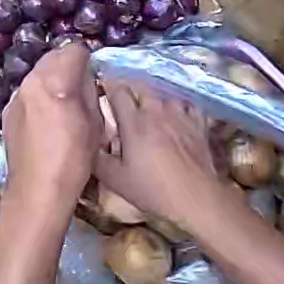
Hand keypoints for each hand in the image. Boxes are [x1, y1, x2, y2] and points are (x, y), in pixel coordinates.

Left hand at [1, 43, 102, 213]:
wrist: (36, 191)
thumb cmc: (73, 160)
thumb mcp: (95, 124)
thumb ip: (88, 92)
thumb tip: (85, 78)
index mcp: (56, 82)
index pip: (74, 49)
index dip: (87, 60)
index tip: (92, 75)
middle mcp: (32, 82)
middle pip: (53, 56)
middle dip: (68, 65)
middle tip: (80, 87)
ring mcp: (16, 96)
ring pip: (38, 72)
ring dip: (52, 78)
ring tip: (63, 103)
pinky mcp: (8, 111)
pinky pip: (27, 91)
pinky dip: (38, 94)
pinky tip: (46, 118)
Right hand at [92, 82, 240, 231]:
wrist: (195, 198)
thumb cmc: (152, 189)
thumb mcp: (115, 179)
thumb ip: (96, 158)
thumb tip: (85, 142)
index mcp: (134, 122)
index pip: (118, 91)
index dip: (108, 86)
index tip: (101, 87)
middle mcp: (156, 111)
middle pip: (141, 86)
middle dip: (129, 87)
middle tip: (122, 97)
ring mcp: (180, 115)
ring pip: (164, 93)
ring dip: (153, 95)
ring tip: (148, 104)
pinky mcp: (198, 124)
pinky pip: (187, 104)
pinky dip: (179, 104)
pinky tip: (177, 112)